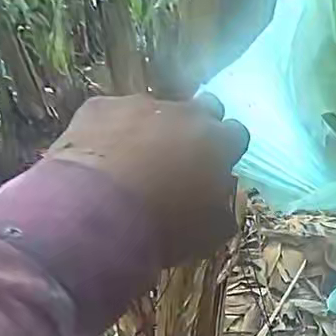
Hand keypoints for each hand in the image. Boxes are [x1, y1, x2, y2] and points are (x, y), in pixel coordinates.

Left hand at [48, 93, 249, 264]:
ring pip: (153, 109)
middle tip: (181, 159)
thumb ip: (224, 206)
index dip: (226, 150)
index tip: (215, 168)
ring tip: (132, 164)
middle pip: (201, 108)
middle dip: (196, 128)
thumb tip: (222, 196)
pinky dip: (109, 132)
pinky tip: (99, 161)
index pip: (236, 133)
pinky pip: (111, 115)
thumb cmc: (167, 227)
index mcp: (218, 142)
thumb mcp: (211, 231)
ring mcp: (139, 104)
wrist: (99, 215)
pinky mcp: (99, 106)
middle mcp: (184, 112)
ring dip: (150, 130)